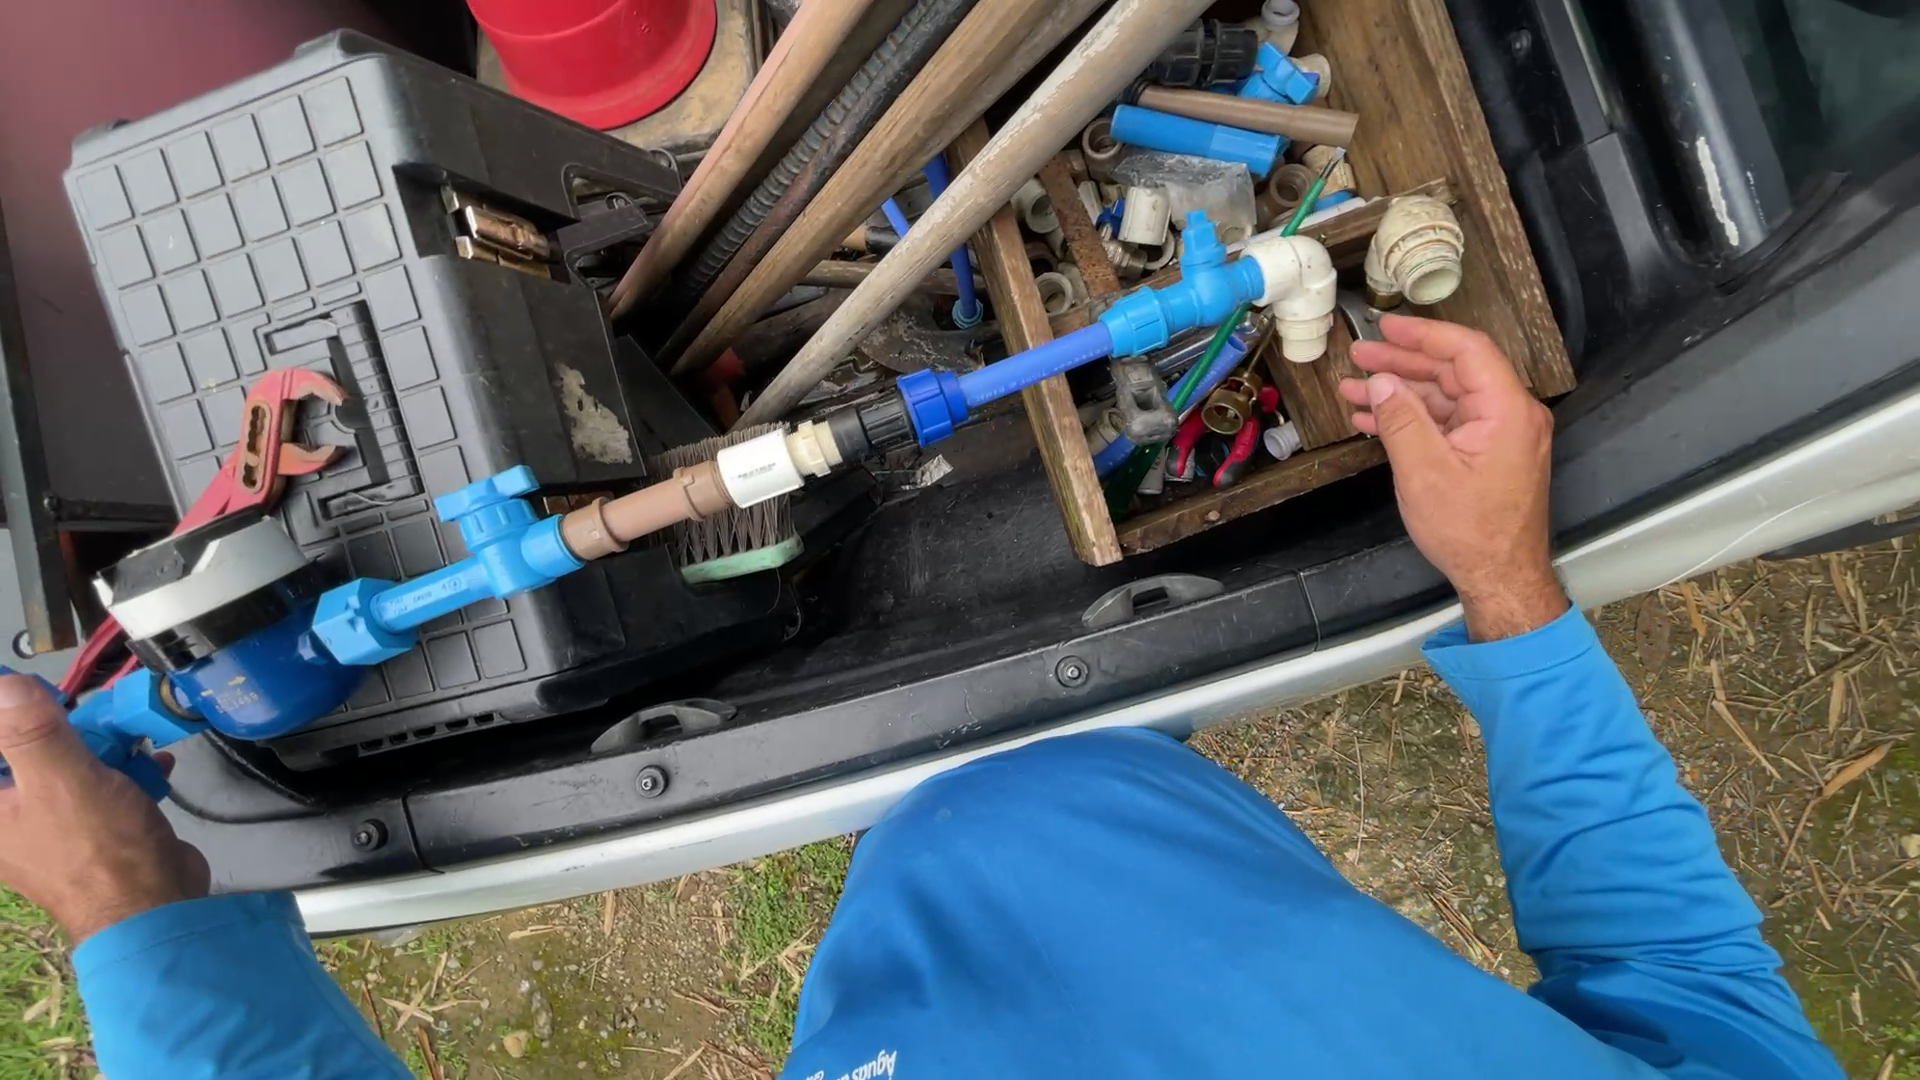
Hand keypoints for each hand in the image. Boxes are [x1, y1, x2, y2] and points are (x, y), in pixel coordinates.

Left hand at [0, 675, 207, 943]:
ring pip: (61, 764)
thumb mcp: (65, 780)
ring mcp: (39, 822)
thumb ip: (31, 733)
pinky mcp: (81, 825)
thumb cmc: (97, 843)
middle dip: (67, 731)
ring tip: (136, 745)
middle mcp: (1, 814)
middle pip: (22, 754)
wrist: (148, 896)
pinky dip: (120, 771)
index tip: (45, 698)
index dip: (12, 718)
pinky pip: (90, 784)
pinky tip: (150, 767)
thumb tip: (6, 686)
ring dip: (103, 748)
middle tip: (104, 724)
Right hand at [1340, 315, 1567, 641]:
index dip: (1424, 335)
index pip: (1467, 352)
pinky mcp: (1483, 454)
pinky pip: (1444, 423)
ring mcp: (1496, 435)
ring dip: (1398, 393)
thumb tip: (1381, 383)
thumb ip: (1402, 421)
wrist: (1497, 574)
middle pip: (1452, 373)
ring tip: (1352, 388)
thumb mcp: (1424, 472)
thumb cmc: (1467, 528)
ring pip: (1443, 399)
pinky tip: (1373, 418)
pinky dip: (1409, 418)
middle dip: (1402, 363)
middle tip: (1358, 355)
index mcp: (1505, 411)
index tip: (1385, 327)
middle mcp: (1508, 415)